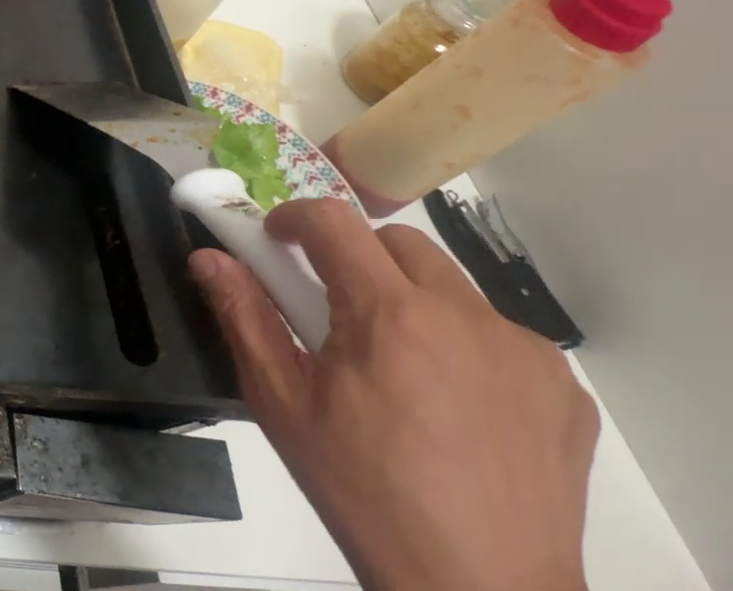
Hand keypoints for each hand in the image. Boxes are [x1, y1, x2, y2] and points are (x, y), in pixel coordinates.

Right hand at [190, 198, 598, 590]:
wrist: (476, 584)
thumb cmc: (359, 488)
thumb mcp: (280, 402)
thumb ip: (243, 317)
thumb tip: (208, 259)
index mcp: (389, 316)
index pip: (335, 221)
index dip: (294, 217)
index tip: (275, 240)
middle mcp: (466, 317)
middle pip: (398, 243)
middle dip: (353, 255)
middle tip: (328, 305)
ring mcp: (525, 352)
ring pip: (452, 289)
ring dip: (409, 301)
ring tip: (393, 366)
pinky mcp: (562, 388)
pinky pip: (500, 338)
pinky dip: (462, 347)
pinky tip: (449, 405)